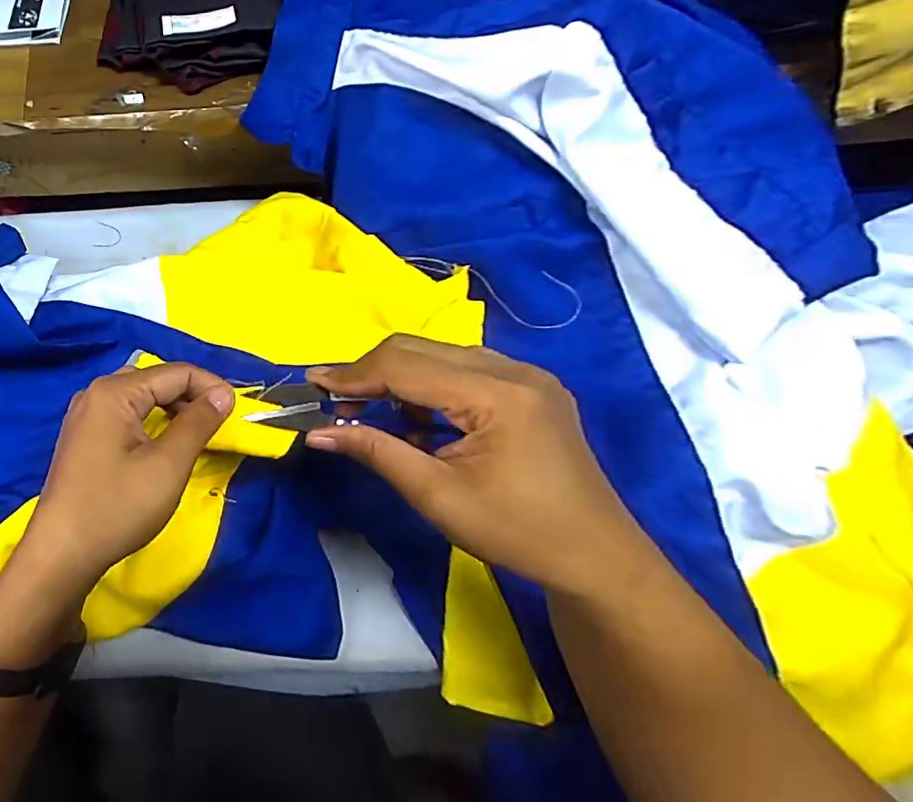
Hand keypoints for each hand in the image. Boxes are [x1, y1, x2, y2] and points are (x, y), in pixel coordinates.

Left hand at [8, 363, 234, 602]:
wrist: (62, 549)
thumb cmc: (117, 506)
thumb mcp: (167, 465)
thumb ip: (197, 423)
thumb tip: (223, 394)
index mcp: (113, 391)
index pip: (174, 372)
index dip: (210, 387)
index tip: (237, 412)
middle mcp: (94, 392)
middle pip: (154, 379)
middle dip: (190, 395)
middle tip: (217, 424)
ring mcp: (84, 413)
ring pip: (138, 395)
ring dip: (170, 408)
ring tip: (195, 433)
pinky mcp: (82, 434)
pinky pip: (123, 413)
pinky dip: (149, 420)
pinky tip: (162, 443)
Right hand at [304, 336, 657, 598]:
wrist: (600, 561)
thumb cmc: (518, 533)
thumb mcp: (437, 495)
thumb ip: (376, 451)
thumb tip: (317, 432)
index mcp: (499, 395)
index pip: (405, 366)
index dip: (353, 374)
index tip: (312, 385)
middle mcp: (515, 372)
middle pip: (419, 349)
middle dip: (369, 371)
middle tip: (333, 399)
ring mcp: (526, 377)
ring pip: (438, 354)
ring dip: (395, 375)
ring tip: (364, 407)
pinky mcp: (529, 389)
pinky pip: (461, 368)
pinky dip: (425, 384)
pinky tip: (410, 414)